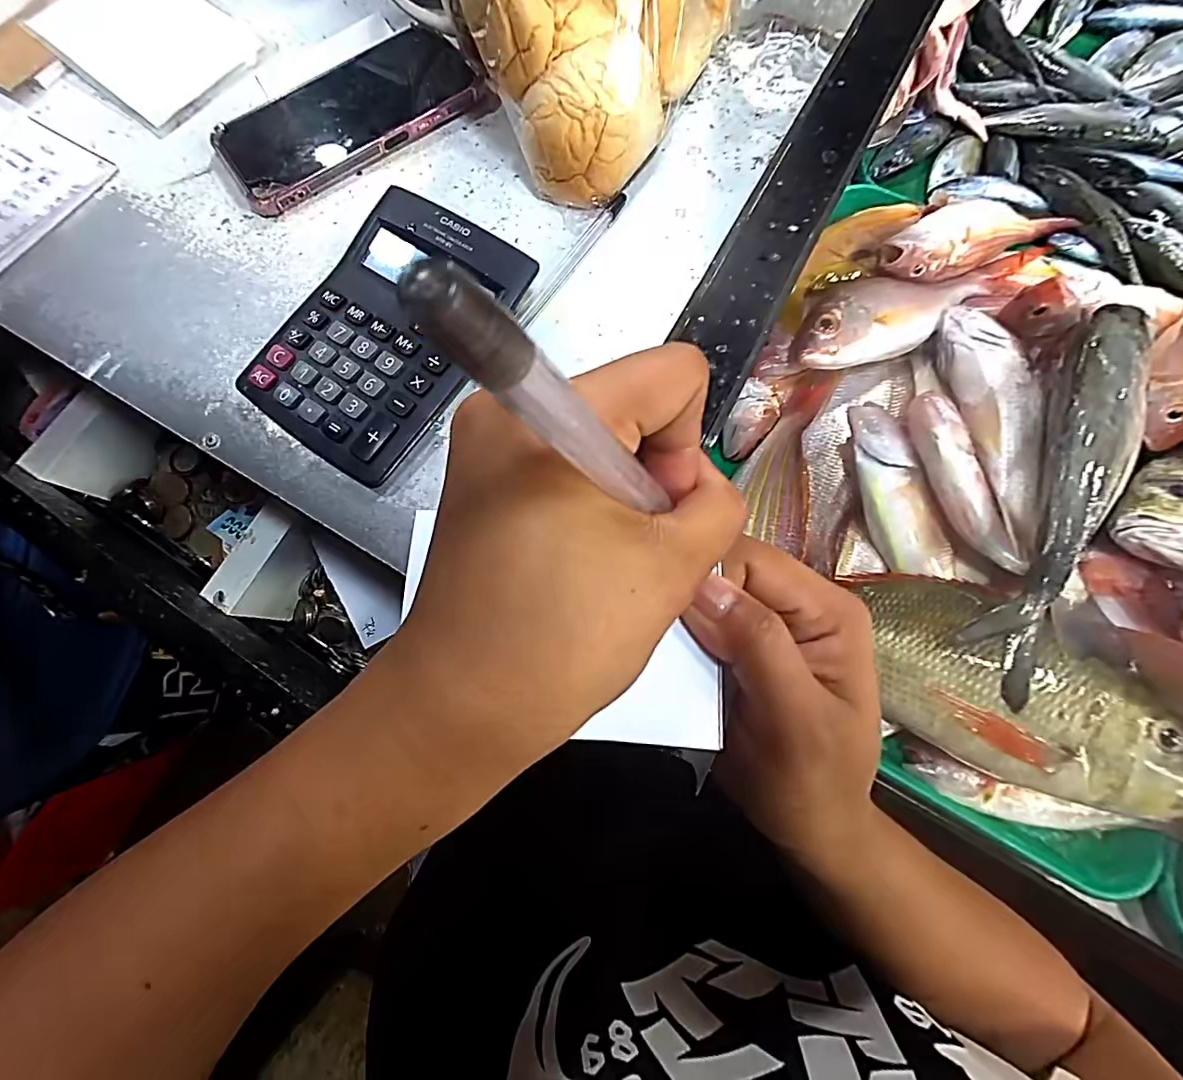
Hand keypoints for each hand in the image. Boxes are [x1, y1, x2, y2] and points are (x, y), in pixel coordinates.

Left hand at [387, 344, 743, 764]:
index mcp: (547, 413)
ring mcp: (483, 446)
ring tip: (602, 560)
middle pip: (630, 403)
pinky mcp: (478, 481)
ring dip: (620, 495)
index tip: (657, 511)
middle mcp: (503, 412)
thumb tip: (702, 483)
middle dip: (650, 473)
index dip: (687, 445)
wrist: (465, 703)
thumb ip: (718, 504)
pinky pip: (560, 467)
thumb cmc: (559, 640)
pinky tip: (576, 558)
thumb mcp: (673, 567)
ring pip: (598, 440)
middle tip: (633, 546)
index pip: (670, 373)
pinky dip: (586, 504)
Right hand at [682, 537, 882, 857]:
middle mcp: (799, 606)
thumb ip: (758, 644)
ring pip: (709, 592)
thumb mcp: (793, 716)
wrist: (808, 826)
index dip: (707, 576)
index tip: (667, 609)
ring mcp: (767, 625)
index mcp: (828, 610)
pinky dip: (678, 631)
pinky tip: (659, 647)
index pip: (754, 561)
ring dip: (678, 611)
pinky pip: (701, 620)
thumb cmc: (811, 780)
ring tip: (649, 634)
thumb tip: (704, 583)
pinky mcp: (739, 646)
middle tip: (651, 624)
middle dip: (690, 591)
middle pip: (729, 569)